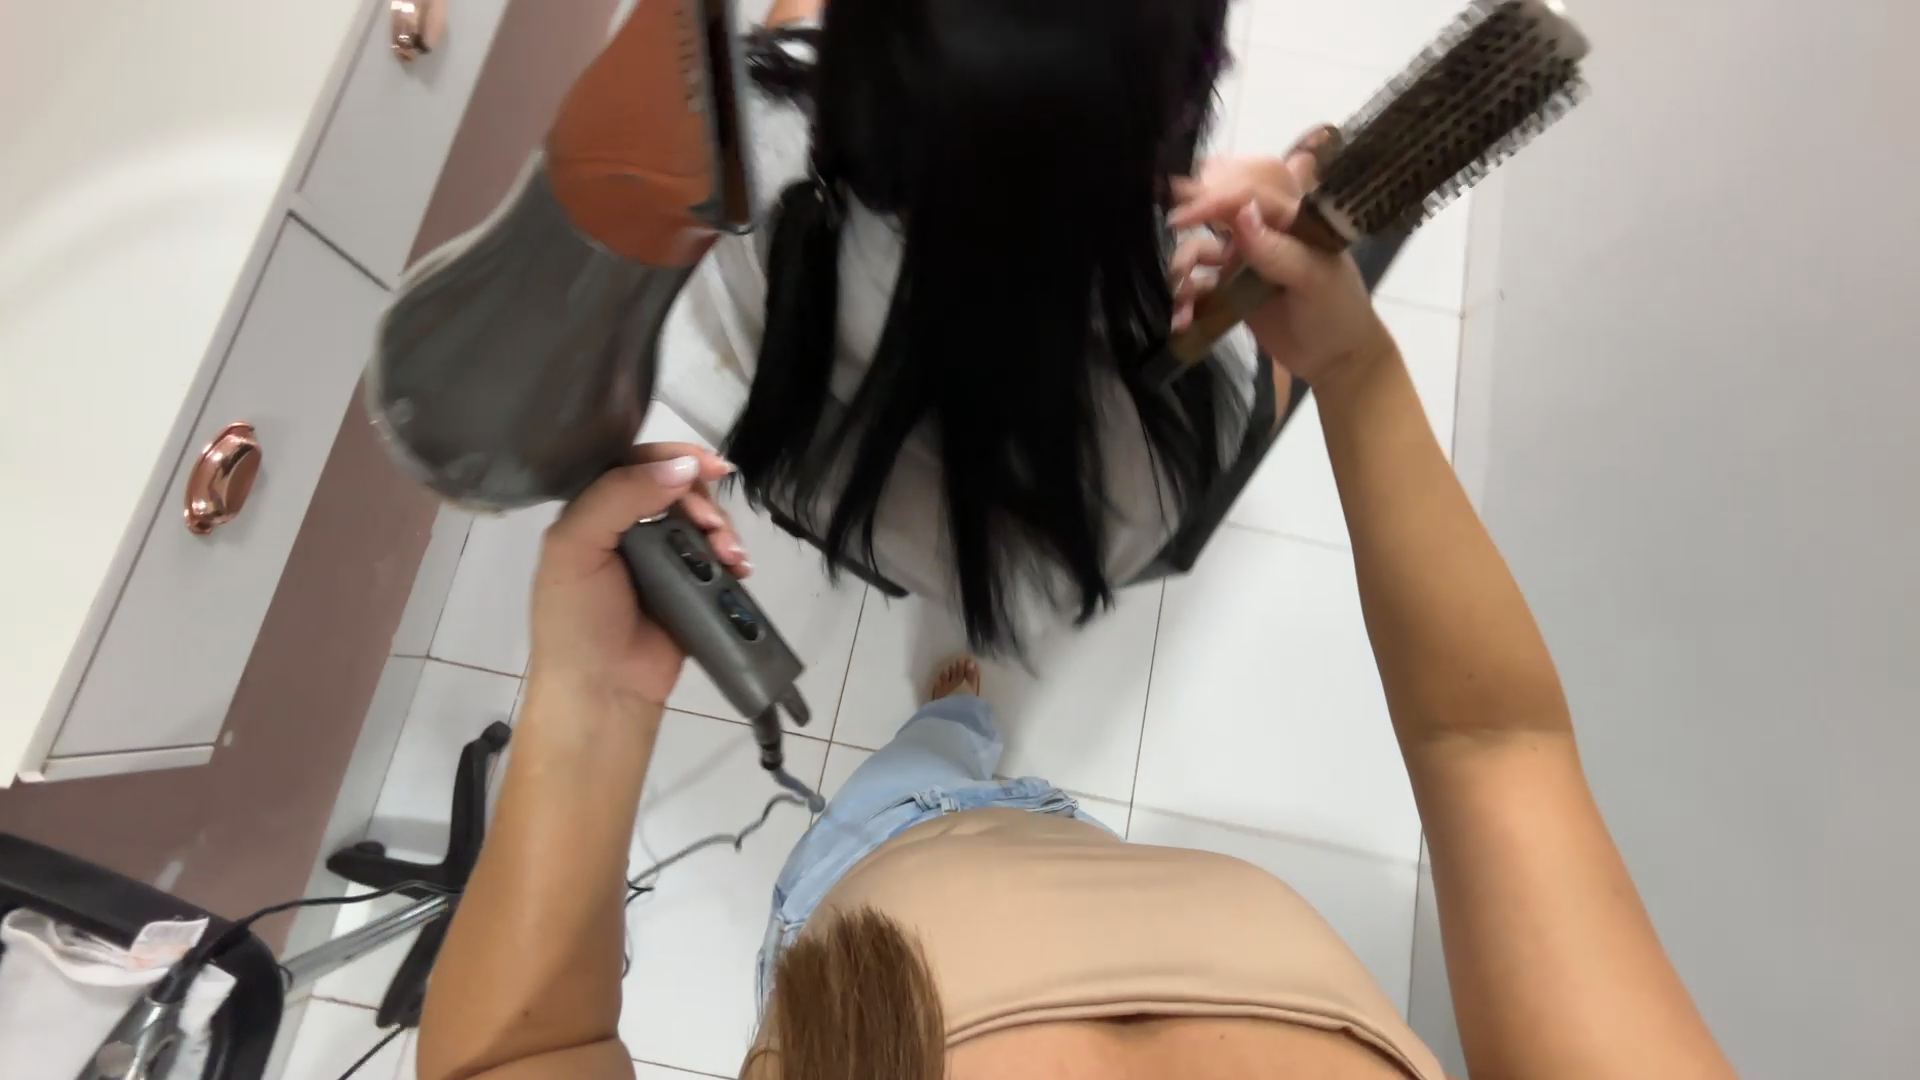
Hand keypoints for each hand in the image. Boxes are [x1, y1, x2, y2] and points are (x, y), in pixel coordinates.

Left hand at [528, 444, 744, 704]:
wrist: (604, 690)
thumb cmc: (578, 617)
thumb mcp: (578, 546)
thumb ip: (621, 496)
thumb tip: (684, 467)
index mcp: (594, 512)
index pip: (637, 463)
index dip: (675, 457)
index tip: (712, 466)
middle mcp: (630, 528)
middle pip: (680, 490)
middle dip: (705, 501)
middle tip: (713, 527)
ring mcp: (664, 558)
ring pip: (705, 522)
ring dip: (725, 530)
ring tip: (731, 555)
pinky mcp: (692, 585)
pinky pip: (719, 557)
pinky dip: (735, 556)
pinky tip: (741, 568)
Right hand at [1167, 134, 1395, 387]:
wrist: (1334, 359)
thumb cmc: (1335, 312)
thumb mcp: (1314, 279)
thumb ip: (1278, 249)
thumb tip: (1242, 214)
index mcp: (1288, 220)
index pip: (1245, 197)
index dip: (1211, 202)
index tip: (1180, 218)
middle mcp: (1260, 235)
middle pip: (1214, 217)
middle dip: (1188, 225)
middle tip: (1166, 236)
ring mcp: (1242, 264)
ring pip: (1199, 254)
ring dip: (1182, 272)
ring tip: (1179, 298)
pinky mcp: (1229, 293)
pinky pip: (1198, 290)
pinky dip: (1185, 303)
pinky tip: (1181, 321)